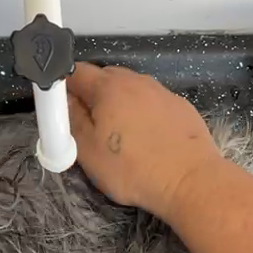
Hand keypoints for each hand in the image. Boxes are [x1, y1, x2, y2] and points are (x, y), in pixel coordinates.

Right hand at [67, 63, 227, 218]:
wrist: (190, 181)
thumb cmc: (134, 170)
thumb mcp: (89, 152)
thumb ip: (72, 121)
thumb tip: (66, 101)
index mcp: (108, 87)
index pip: (76, 71)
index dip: (64, 87)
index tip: (62, 108)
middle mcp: (136, 81)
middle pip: (105, 77)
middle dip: (92, 95)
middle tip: (90, 126)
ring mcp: (161, 91)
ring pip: (131, 89)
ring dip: (120, 105)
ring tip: (121, 136)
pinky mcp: (180, 106)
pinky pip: (152, 103)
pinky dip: (144, 114)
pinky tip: (148, 139)